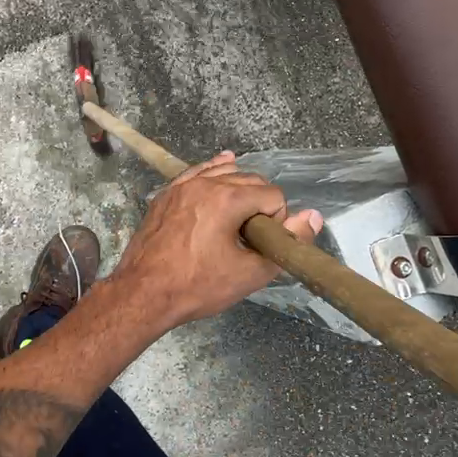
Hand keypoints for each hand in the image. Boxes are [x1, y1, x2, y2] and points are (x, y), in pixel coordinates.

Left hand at [110, 152, 321, 330]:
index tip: (264, 243)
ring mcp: (180, 187)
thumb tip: (313, 216)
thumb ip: (287, 242)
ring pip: (222, 173)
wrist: (144, 291)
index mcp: (227, 198)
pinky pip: (195, 173)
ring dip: (239, 187)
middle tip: (253, 236)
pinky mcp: (165, 195)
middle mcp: (204, 184)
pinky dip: (212, 171)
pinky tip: (223, 165)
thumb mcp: (252, 271)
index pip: (272, 195)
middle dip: (260, 203)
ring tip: (243, 213)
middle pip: (249, 179)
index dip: (277, 220)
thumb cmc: (199, 285)